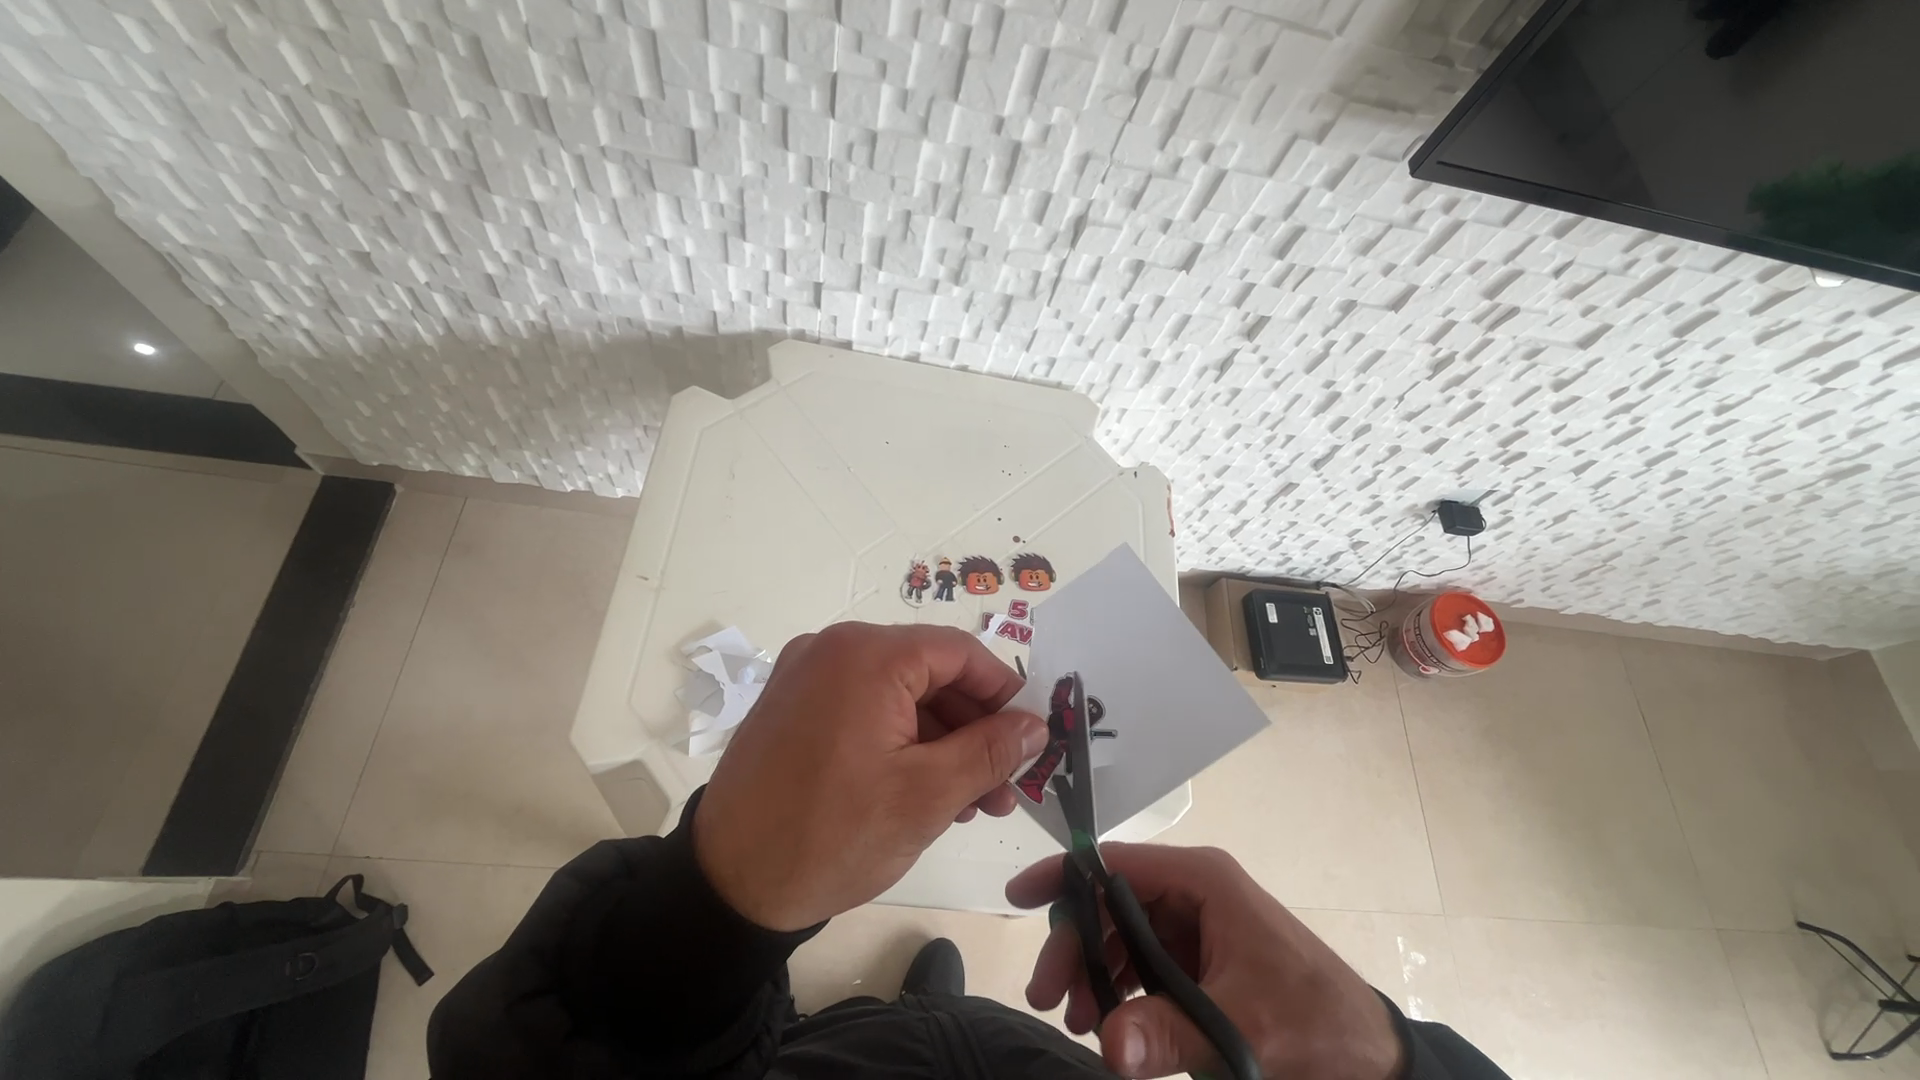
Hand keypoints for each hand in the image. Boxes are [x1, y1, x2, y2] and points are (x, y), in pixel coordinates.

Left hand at [694, 623, 1047, 931]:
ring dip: (941, 742)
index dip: (1003, 692)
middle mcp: (834, 649)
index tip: (1030, 736)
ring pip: (899, 695)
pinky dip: (901, 742)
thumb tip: (1036, 725)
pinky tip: (926, 791)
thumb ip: (990, 751)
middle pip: (929, 673)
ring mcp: (808, 676)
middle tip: (1005, 786)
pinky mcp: (794, 706)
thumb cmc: (833, 834)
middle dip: (973, 729)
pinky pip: (865, 709)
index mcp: (866, 654)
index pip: (959, 651)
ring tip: (973, 802)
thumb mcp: (927, 795)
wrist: (728, 884)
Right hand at [1007, 844, 1404, 1079]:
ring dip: (1092, 972)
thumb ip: (1170, 1034)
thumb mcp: (1240, 1028)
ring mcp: (1194, 925)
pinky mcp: (1198, 958)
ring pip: (1119, 935)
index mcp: (1201, 881)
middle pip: (1108, 904)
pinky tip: (1106, 1023)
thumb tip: (1106, 1047)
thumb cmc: (1313, 1023)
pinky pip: (1141, 963)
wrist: (1372, 1060)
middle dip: (1074, 946)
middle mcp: (1191, 892)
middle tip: (1046, 996)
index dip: (1063, 875)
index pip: (1114, 863)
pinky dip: (1117, 989)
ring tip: (1073, 1018)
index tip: (1017, 898)